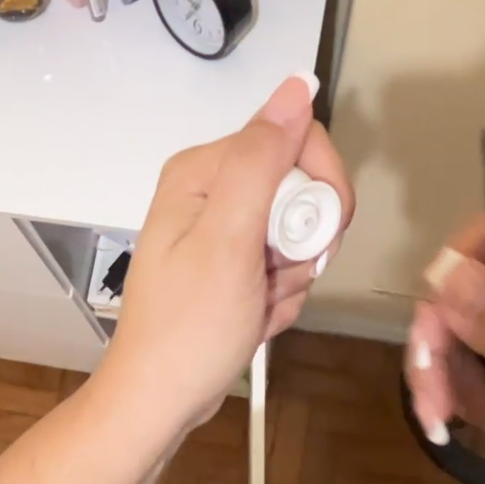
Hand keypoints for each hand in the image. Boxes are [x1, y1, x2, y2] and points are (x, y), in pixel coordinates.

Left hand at [100, 76, 354, 430]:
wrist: (162, 398)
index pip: (294, 140)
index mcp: (203, 172)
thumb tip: (296, 86)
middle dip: (302, 245)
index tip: (322, 234)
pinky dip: (279, 299)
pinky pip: (282, 269)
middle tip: (274, 278)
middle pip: (300, 192)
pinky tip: (254, 319)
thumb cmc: (189, 327)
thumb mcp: (227, 240)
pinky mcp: (233, 270)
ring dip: (291, 279)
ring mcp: (223, 235)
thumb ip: (261, 161)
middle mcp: (212, 193)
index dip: (322, 186)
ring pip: (297, 237)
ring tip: (256, 306)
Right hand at [404, 215, 484, 483]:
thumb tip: (444, 273)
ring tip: (470, 422)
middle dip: (440, 345)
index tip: (430, 337)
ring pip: (451, 324)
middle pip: (460, 284)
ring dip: (448, 378)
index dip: (449, 277)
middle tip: (433, 405)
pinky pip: (460, 355)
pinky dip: (460, 391)